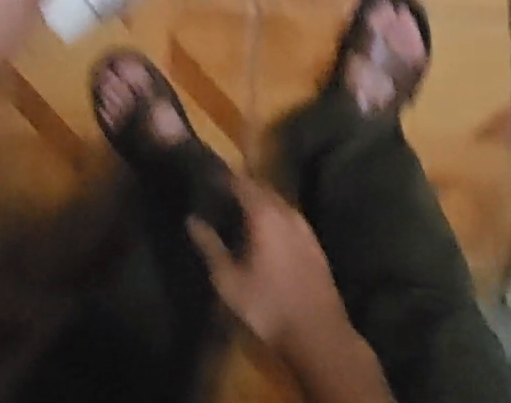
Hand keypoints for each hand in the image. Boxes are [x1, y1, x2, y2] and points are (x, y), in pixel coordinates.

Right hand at [185, 176, 348, 354]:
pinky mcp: (314, 243)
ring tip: (240, 213)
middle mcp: (287, 212)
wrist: (318, 333)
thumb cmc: (268, 305)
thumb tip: (192, 220)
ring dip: (259, 202)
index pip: (241, 182)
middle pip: (262, 188)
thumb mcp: (229, 280)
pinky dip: (275, 217)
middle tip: (220, 194)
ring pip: (278, 203)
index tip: (207, 176)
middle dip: (242, 187)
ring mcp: (304, 226)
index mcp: (264, 214)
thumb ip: (210, 246)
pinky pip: (290, 218)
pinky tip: (266, 233)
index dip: (223, 177)